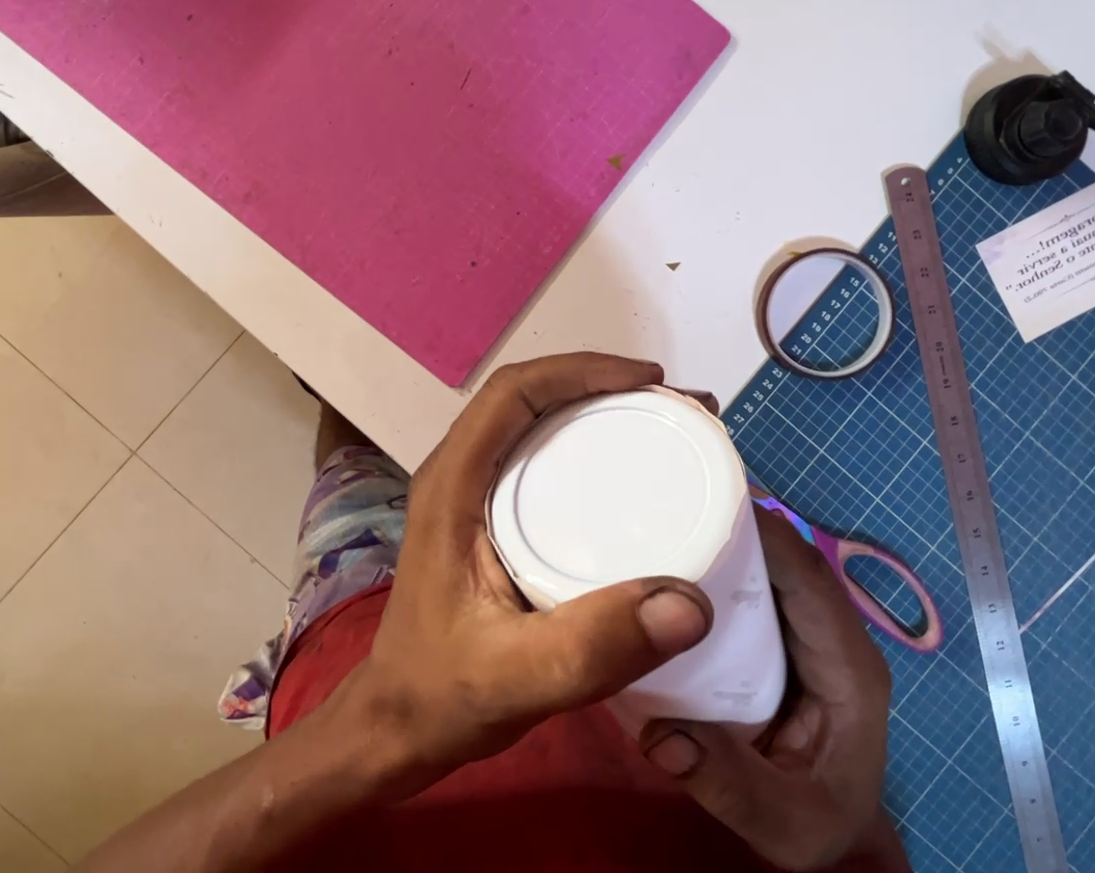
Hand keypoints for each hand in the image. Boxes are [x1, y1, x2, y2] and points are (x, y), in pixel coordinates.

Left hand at [337, 354, 715, 788]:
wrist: (403, 723)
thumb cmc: (444, 693)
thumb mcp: (520, 677)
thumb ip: (595, 647)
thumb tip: (691, 603)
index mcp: (452, 484)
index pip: (512, 392)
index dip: (581, 370)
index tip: (651, 382)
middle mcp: (460, 474)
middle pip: (532, 398)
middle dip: (606, 387)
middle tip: (680, 408)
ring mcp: (474, 495)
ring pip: (539, 425)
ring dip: (602, 414)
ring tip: (671, 430)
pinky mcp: (493, 520)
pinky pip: (545, 461)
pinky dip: (593, 452)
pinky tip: (637, 480)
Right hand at [641, 508, 894, 871]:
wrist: (833, 835)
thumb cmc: (818, 824)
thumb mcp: (782, 825)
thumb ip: (728, 784)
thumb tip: (659, 733)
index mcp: (848, 667)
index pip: (810, 579)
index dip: (766, 535)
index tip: (707, 502)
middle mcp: (831, 635)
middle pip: (786, 558)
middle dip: (732, 523)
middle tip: (664, 500)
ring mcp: (806, 633)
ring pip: (767, 566)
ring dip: (722, 536)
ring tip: (660, 516)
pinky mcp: (779, 638)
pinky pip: (751, 587)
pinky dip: (716, 566)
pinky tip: (671, 559)